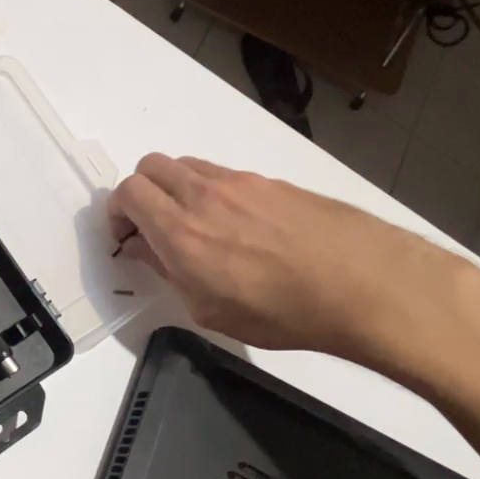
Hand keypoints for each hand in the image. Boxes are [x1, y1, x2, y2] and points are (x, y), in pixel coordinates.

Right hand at [107, 154, 479, 369]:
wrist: (363, 285)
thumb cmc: (280, 312)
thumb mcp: (207, 309)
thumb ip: (167, 271)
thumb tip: (144, 247)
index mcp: (180, 231)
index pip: (127, 193)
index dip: (116, 214)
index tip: (126, 239)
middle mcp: (204, 196)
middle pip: (151, 167)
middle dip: (140, 194)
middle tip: (150, 228)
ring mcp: (242, 183)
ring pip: (188, 166)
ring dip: (175, 189)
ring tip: (193, 227)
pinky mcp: (273, 183)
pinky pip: (224, 175)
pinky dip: (211, 192)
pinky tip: (235, 227)